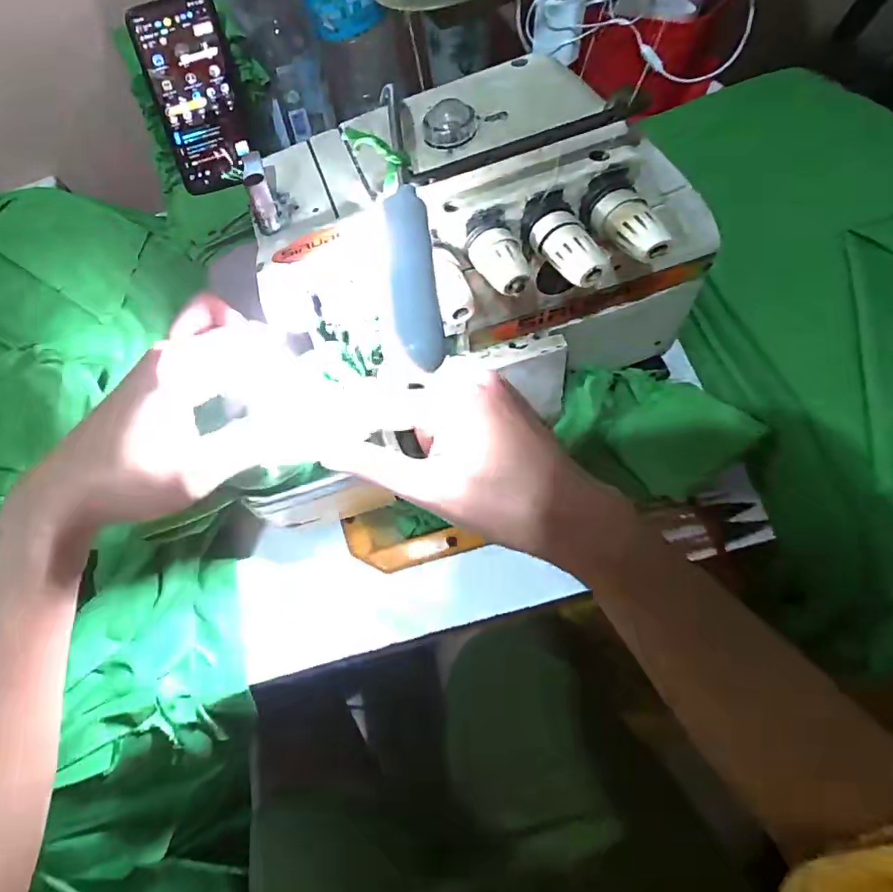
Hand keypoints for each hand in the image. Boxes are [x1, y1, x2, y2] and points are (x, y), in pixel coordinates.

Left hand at [11, 294, 304, 534]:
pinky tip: (232, 383)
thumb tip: (294, 426)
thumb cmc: (130, 482)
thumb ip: (248, 444)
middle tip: (288, 388)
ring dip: (242, 342)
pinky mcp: (151, 369)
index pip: (247, 348)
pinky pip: (196, 338)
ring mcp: (157, 356)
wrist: (67, 490)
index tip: (301, 398)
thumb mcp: (196, 473)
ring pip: (211, 323)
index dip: (280, 368)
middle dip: (266, 350)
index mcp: (181, 368)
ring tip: (265, 380)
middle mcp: (170, 351)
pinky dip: (222, 346)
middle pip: (232, 327)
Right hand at [318, 362, 633, 572]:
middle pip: (407, 402)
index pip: (383, 405)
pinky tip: (466, 462)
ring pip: (430, 405)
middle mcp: (470, 376)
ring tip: (452, 475)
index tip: (319, 429)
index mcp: (453, 395)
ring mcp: (490, 383)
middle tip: (415, 473)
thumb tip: (329, 447)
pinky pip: (454, 405)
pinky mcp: (501, 395)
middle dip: (399, 435)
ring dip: (424, 436)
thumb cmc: (502, 507)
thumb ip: (376, 463)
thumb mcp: (432, 490)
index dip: (349, 420)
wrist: (574, 514)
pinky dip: (445, 430)